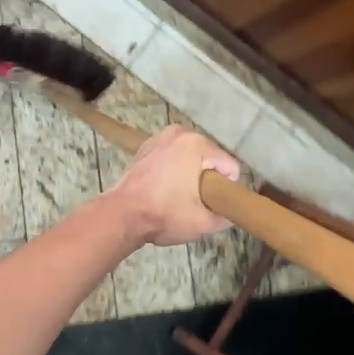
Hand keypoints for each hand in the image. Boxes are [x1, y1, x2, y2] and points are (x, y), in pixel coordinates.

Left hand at [101, 125, 240, 246]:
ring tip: (180, 195)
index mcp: (197, 144)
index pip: (230, 167)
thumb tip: (230, 213)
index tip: (214, 204)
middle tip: (196, 201)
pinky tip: (166, 186)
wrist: (122, 213)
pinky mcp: (147, 145)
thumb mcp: (204, 222)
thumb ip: (226, 217)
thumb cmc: (165, 214)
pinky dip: (174, 168)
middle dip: (208, 178)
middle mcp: (180, 132)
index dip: (227, 189)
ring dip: (191, 173)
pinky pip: (173, 155)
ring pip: (192, 156)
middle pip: (211, 158)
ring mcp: (161, 136)